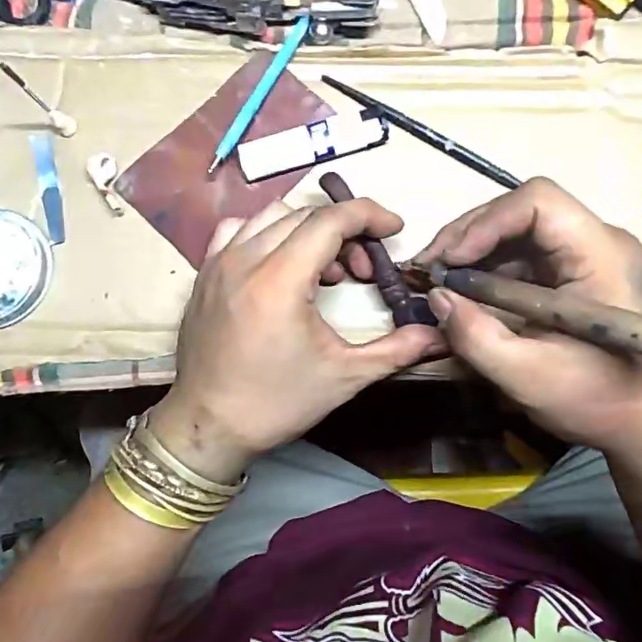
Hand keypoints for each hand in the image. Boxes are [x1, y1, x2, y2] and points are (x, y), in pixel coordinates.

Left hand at [149, 199, 444, 481]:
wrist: (208, 425)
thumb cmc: (275, 404)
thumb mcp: (343, 377)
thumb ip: (396, 350)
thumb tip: (438, 334)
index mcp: (278, 281)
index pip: (329, 220)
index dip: (369, 216)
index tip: (393, 230)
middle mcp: (243, 261)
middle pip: (304, 216)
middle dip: (343, 232)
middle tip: (361, 273)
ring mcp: (217, 265)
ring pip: (270, 217)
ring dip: (306, 231)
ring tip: (323, 272)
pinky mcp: (203, 276)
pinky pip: (236, 232)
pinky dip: (266, 235)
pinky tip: (279, 266)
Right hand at [414, 178, 641, 463]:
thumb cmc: (601, 401)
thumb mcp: (527, 375)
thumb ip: (475, 336)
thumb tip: (436, 298)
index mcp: (601, 254)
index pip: (537, 202)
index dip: (484, 223)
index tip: (447, 262)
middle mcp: (597, 243)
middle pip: (521, 213)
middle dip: (467, 238)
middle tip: (426, 272)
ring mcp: (588, 259)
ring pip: (518, 235)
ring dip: (472, 255)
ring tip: (437, 284)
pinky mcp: (576, 279)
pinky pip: (525, 261)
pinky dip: (487, 273)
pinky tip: (463, 295)